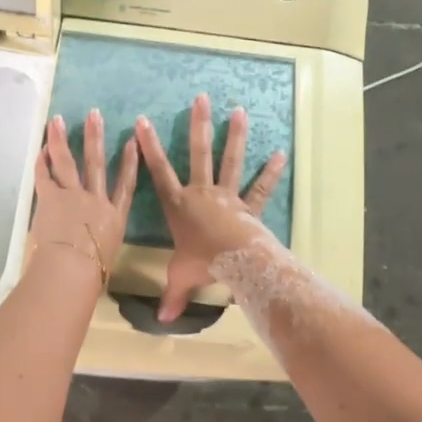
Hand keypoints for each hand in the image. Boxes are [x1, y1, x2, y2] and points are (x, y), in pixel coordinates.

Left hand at [31, 111, 137, 280]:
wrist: (71, 270)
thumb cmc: (91, 275)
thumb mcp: (105, 260)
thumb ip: (102, 247)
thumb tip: (95, 250)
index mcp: (114, 218)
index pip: (126, 185)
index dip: (130, 162)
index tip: (132, 142)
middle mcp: (96, 201)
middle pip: (96, 163)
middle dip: (95, 137)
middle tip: (94, 115)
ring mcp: (73, 197)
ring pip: (67, 162)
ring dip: (61, 139)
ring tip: (57, 120)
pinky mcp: (51, 199)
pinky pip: (45, 176)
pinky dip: (42, 162)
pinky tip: (41, 149)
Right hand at [136, 93, 286, 321]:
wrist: (235, 261)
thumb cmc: (202, 264)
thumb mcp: (179, 278)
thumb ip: (171, 296)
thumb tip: (161, 322)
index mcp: (178, 204)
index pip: (158, 171)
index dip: (149, 146)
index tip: (141, 121)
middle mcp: (201, 192)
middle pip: (198, 153)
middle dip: (199, 125)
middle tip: (201, 98)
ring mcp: (227, 195)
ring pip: (230, 160)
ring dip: (235, 135)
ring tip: (239, 110)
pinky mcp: (249, 205)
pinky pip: (260, 187)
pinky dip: (271, 172)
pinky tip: (280, 153)